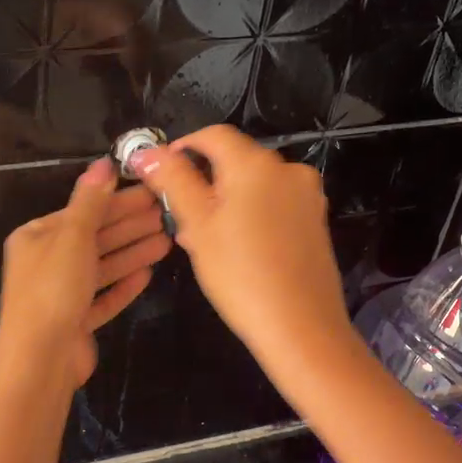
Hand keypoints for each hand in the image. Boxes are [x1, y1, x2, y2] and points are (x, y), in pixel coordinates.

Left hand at [0, 160, 172, 391]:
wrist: (40, 360)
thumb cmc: (53, 288)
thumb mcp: (72, 236)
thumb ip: (91, 201)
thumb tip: (103, 163)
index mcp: (35, 237)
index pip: (82, 211)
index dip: (117, 200)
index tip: (151, 192)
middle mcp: (44, 262)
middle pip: (93, 237)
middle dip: (129, 225)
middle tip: (166, 213)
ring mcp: (59, 294)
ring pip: (100, 266)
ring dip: (131, 252)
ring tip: (166, 240)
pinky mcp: (74, 322)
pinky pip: (101, 296)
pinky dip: (122, 284)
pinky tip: (146, 274)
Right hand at [127, 126, 350, 372]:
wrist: (301, 328)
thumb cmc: (239, 273)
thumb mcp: (196, 224)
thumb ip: (171, 180)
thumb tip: (146, 151)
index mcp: (255, 163)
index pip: (212, 135)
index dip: (182, 148)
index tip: (159, 175)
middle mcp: (286, 168)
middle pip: (234, 159)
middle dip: (203, 179)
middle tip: (178, 216)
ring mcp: (306, 195)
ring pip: (252, 183)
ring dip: (224, 198)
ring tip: (200, 238)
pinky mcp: (315, 219)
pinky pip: (272, 202)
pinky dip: (249, 212)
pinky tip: (233, 246)